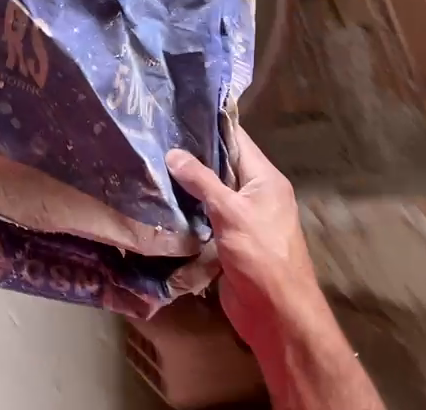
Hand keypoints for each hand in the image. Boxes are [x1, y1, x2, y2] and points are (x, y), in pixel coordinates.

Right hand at [166, 122, 320, 328]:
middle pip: (220, 164)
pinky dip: (185, 207)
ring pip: (209, 190)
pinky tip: (159, 197)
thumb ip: (202, 180)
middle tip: (154, 135)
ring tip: (149, 160)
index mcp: (265, 179)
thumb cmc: (262, 256)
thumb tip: (173, 153)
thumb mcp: (231, 212)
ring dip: (184, 182)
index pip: (236, 139)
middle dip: (190, 152)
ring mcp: (241, 217)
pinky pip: (204, 214)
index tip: (176, 109)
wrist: (277, 315)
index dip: (209, 123)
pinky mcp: (227, 238)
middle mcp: (254, 193)